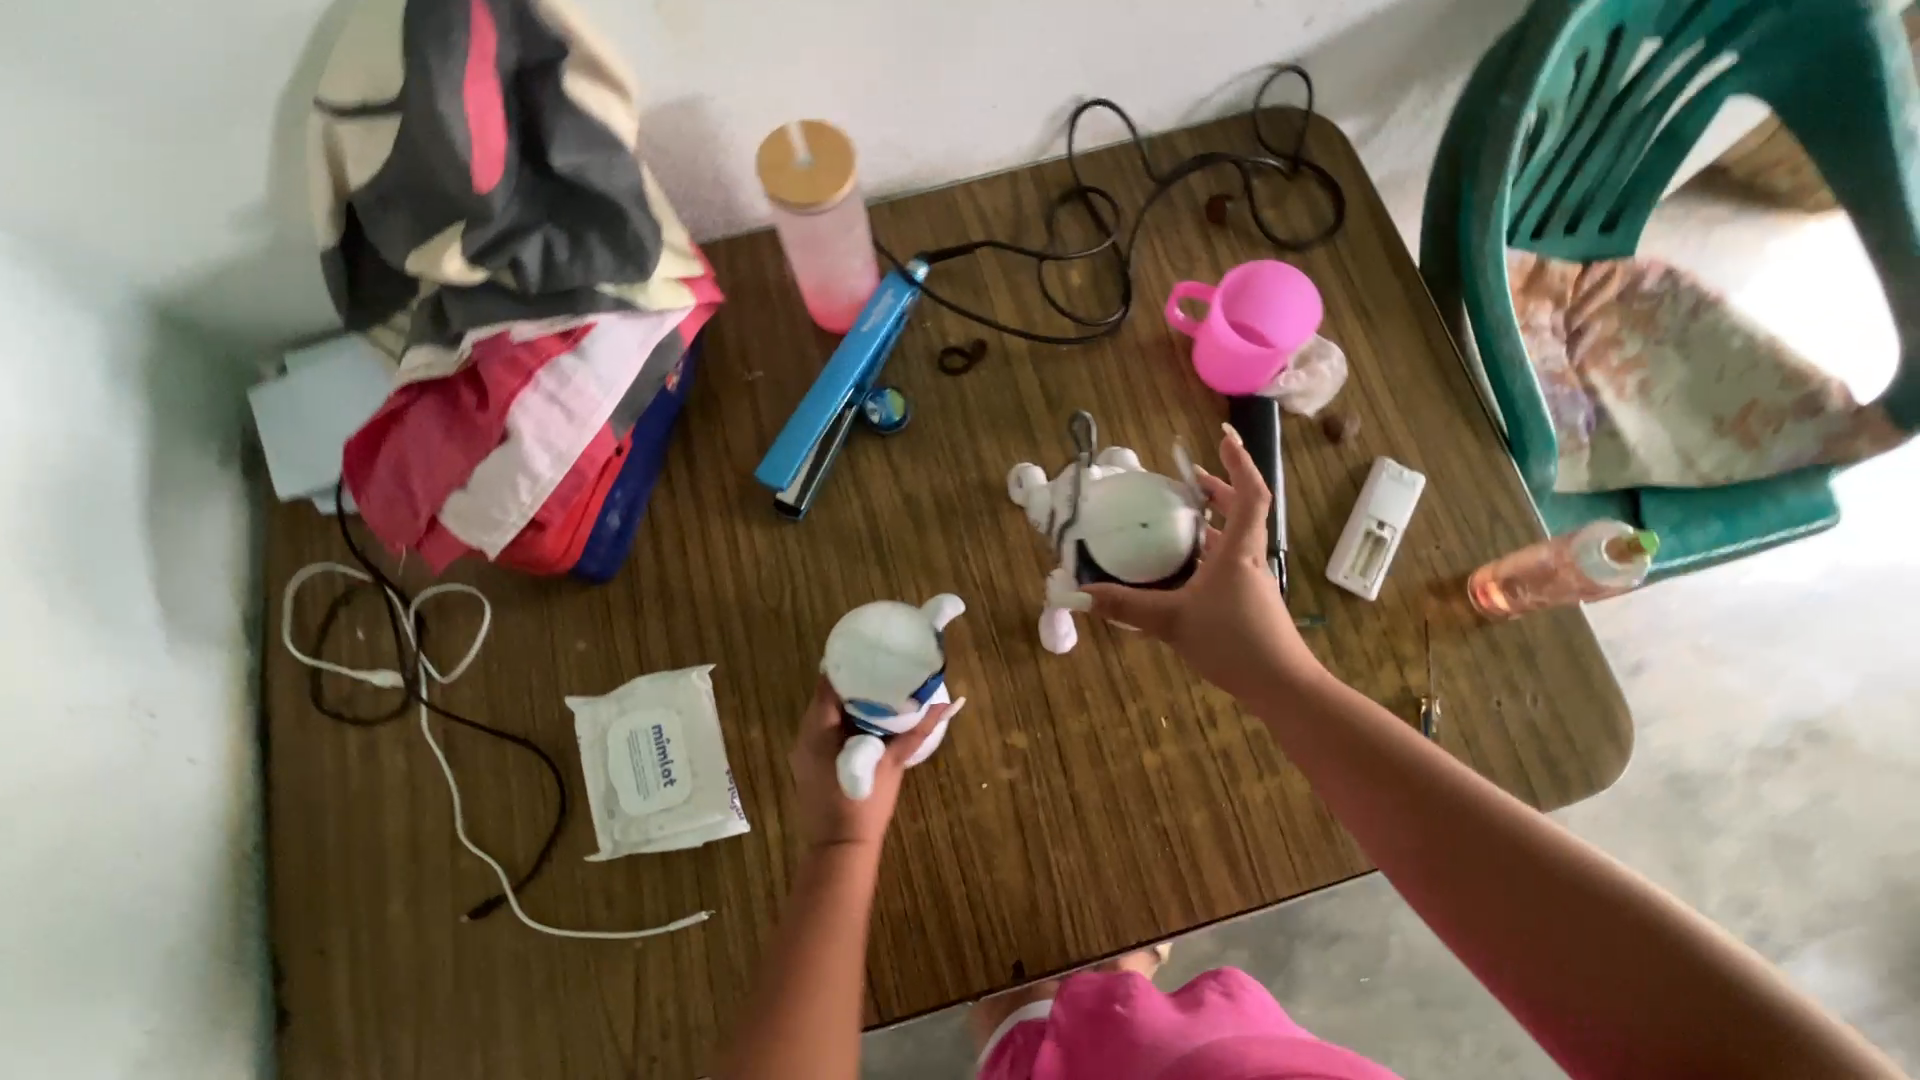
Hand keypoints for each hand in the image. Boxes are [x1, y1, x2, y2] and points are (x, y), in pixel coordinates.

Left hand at [787, 678, 959, 850]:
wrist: (840, 848)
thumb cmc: (865, 803)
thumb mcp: (893, 763)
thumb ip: (917, 731)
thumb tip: (948, 704)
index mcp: (819, 730)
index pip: (828, 685)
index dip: (848, 666)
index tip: (871, 654)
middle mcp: (804, 736)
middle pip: (825, 699)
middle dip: (851, 684)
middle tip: (880, 669)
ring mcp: (802, 752)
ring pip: (823, 716)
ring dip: (846, 705)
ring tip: (876, 690)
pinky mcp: (807, 765)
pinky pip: (821, 733)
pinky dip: (840, 724)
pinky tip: (864, 722)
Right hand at [1082, 426, 1323, 701]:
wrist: (1282, 686)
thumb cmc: (1234, 643)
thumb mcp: (1172, 622)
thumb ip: (1126, 607)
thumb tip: (1080, 594)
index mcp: (1238, 551)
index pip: (1250, 494)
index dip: (1240, 462)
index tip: (1224, 438)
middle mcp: (1248, 560)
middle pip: (1243, 513)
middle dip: (1218, 490)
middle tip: (1189, 479)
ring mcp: (1251, 584)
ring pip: (1234, 541)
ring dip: (1212, 524)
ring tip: (1180, 519)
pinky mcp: (1248, 606)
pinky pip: (1227, 567)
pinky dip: (1207, 556)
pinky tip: (1182, 572)